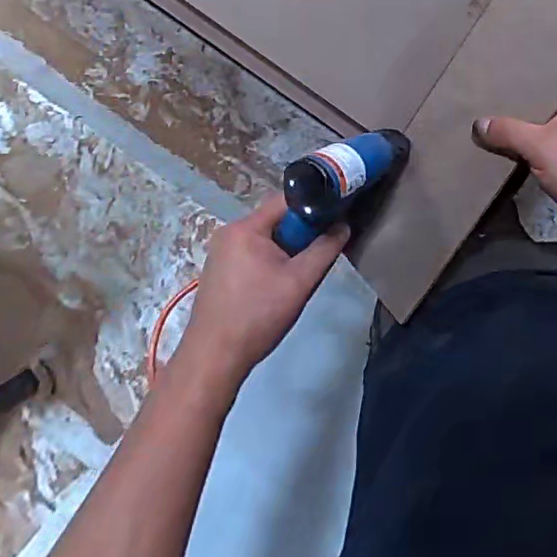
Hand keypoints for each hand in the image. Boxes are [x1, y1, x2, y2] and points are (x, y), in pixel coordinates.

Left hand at [178, 194, 346, 385]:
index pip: (285, 199)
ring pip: (264, 239)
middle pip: (275, 220)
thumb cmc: (258, 315)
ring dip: (284, 251)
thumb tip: (342, 225)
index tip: (331, 221)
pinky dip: (268, 263)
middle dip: (298, 235)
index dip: (312, 206)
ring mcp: (220, 252)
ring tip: (295, 277)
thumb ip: (325, 249)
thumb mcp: (301, 281)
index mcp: (245, 228)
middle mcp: (228, 232)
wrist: (214, 357)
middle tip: (313, 258)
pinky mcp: (218, 271)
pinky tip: (274, 289)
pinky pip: (251, 254)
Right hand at [473, 100, 556, 229]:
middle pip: (532, 118)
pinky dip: (524, 157)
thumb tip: (477, 123)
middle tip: (478, 119)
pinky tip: (505, 159)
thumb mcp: (537, 145)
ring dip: (515, 142)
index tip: (484, 97)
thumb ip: (507, 131)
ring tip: (485, 137)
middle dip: (509, 121)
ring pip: (535, 138)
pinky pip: (539, 156)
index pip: (534, 95)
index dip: (510, 97)